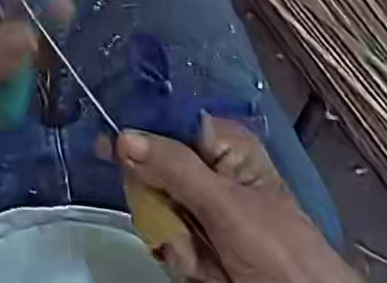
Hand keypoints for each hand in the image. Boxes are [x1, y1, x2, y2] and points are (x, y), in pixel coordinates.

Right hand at [117, 117, 357, 282]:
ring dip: (174, 241)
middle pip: (151, 169)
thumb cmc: (279, 253)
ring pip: (155, 210)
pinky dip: (180, 262)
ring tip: (208, 264)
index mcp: (222, 143)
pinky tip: (208, 274)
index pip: (165, 120)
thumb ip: (174, 168)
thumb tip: (122, 136)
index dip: (135, 133)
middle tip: (184, 233)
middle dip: (160, 207)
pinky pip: (165, 241)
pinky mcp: (200, 244)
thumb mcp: (226, 206)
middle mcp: (209, 170)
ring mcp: (203, 210)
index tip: (107, 147)